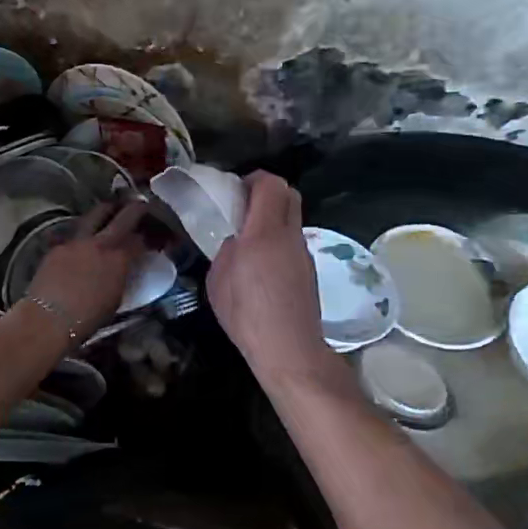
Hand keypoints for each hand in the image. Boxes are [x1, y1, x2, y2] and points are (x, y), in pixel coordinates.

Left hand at [24, 200, 147, 340]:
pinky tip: (82, 241)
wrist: (50, 318)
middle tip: (141, 206)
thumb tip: (124, 268)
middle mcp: (101, 243)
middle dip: (136, 209)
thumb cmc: (88, 317)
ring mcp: (77, 241)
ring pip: (95, 214)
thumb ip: (122, 276)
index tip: (154, 237)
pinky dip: (83, 233)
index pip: (141, 239)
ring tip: (110, 212)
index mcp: (120, 258)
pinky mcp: (57, 246)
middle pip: (124, 216)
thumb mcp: (116, 298)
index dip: (150, 237)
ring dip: (107, 211)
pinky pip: (73, 232)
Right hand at [209, 172, 330, 376]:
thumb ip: (226, 251)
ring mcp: (303, 254)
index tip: (236, 190)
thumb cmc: (246, 313)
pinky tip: (262, 268)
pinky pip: (293, 243)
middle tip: (243, 207)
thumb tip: (236, 242)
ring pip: (293, 219)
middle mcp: (290, 236)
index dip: (253, 179)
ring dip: (273, 219)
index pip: (270, 184)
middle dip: (267, 192)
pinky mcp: (309, 271)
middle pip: (289, 194)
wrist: (288, 349)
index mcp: (265, 232)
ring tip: (250, 241)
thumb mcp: (218, 279)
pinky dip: (279, 241)